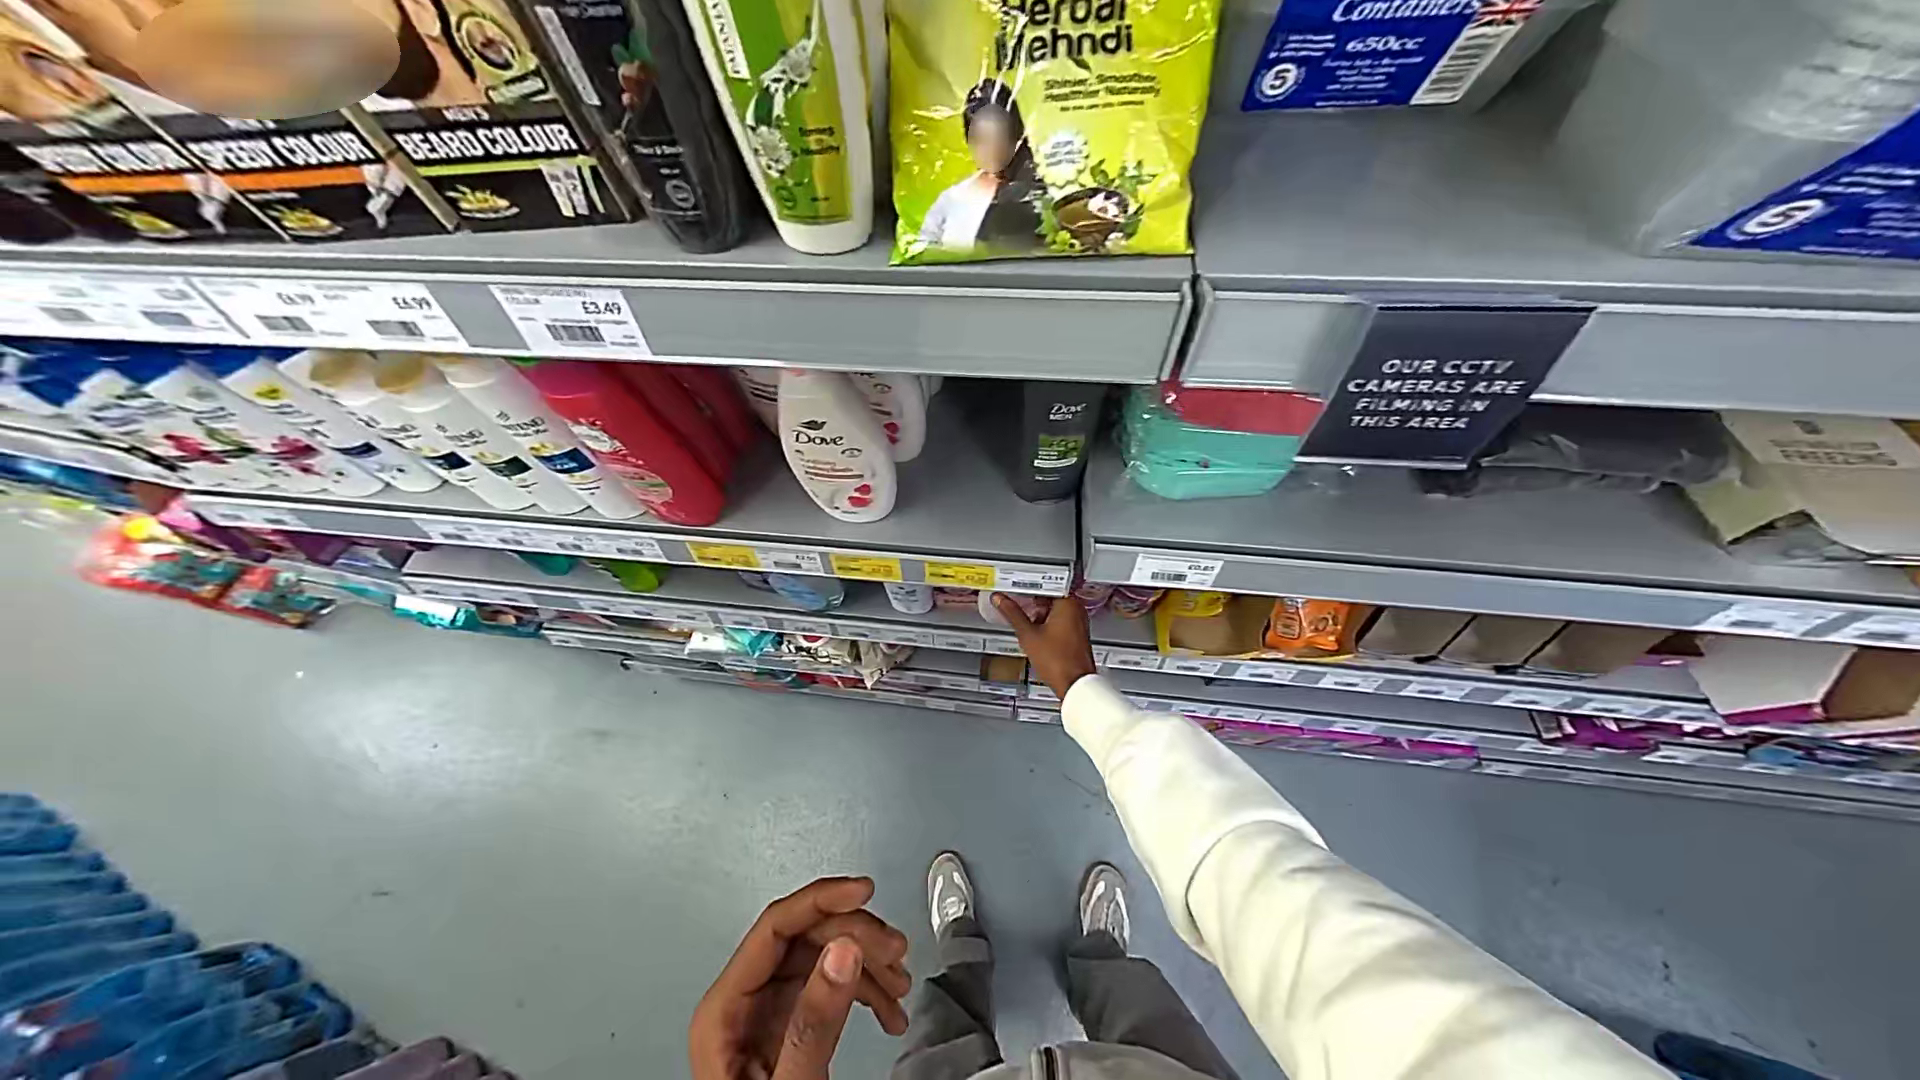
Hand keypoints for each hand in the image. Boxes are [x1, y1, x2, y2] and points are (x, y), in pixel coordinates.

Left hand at [690, 876, 911, 1079]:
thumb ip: (813, 1024)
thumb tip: (843, 948)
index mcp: (725, 1009)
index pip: (775, 927)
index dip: (821, 899)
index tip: (864, 892)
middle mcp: (743, 999)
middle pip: (804, 937)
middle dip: (856, 936)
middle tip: (897, 952)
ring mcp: (765, 1010)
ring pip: (822, 955)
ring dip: (867, 962)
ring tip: (901, 983)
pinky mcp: (788, 1023)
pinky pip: (828, 984)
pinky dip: (864, 989)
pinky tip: (890, 1009)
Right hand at [994, 594, 1097, 698]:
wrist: (1074, 684)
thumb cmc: (1058, 661)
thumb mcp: (1028, 634)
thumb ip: (1012, 614)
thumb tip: (1000, 600)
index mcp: (1068, 603)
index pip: (1044, 584)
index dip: (1026, 585)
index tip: (1013, 585)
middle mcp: (1077, 610)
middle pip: (1049, 596)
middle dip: (1031, 600)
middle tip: (1014, 601)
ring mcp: (1078, 622)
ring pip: (1054, 608)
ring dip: (1038, 612)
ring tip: (1023, 618)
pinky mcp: (1077, 633)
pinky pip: (1059, 620)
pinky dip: (1046, 622)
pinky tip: (1035, 631)